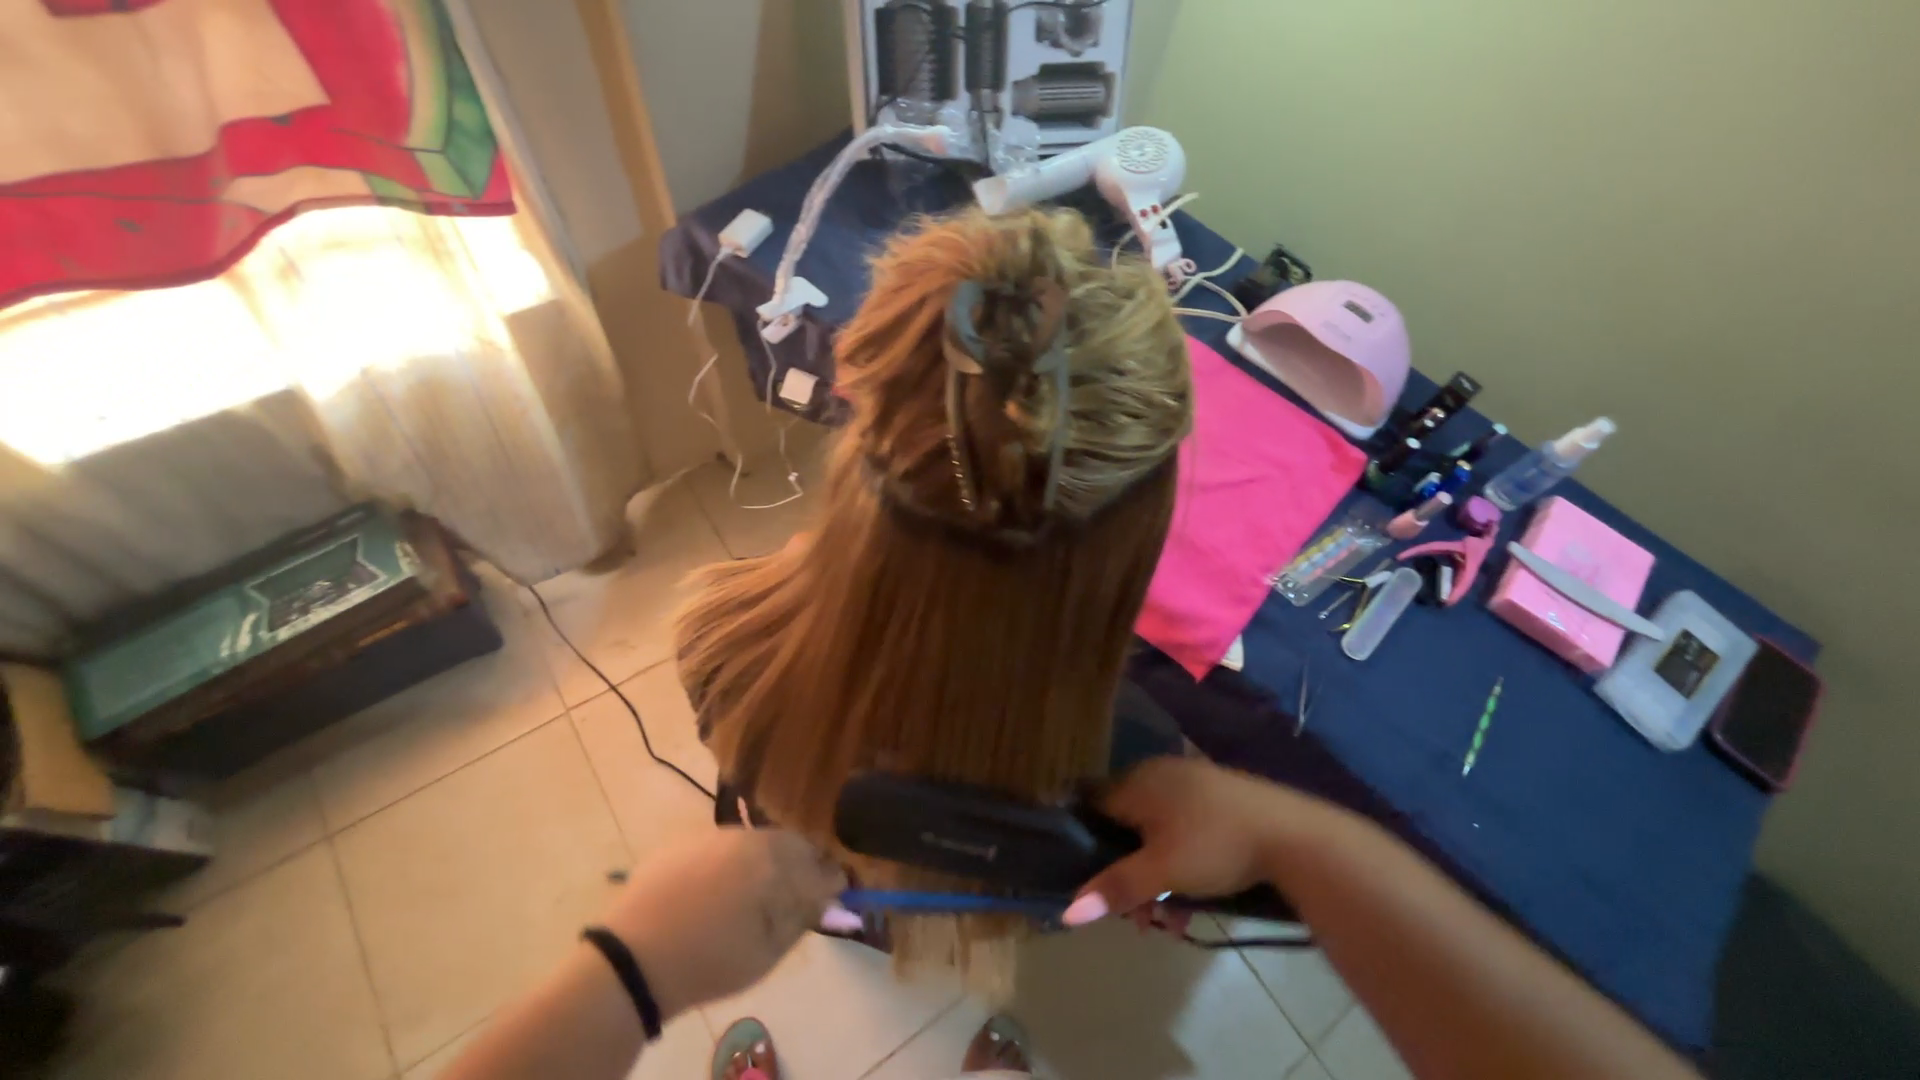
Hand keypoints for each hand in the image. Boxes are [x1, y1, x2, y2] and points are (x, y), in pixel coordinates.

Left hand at [598, 829, 845, 1017]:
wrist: (633, 959)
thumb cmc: (710, 961)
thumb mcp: (767, 953)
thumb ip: (802, 918)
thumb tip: (827, 897)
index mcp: (774, 863)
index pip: (819, 867)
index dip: (830, 881)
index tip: (832, 895)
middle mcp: (747, 838)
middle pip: (789, 844)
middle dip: (800, 865)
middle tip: (795, 894)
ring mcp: (712, 836)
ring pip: (754, 841)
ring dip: (764, 860)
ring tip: (753, 893)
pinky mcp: (682, 842)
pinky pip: (720, 846)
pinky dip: (729, 862)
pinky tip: (716, 890)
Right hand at [1064, 757, 1336, 924]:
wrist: (1294, 835)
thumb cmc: (1214, 846)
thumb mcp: (1161, 872)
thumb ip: (1115, 888)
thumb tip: (1067, 912)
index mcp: (1137, 781)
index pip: (1091, 803)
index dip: (1083, 841)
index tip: (1088, 880)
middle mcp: (1158, 774)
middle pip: (1124, 826)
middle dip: (1126, 876)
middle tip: (1138, 919)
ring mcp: (1191, 784)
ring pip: (1156, 835)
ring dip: (1156, 881)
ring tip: (1170, 922)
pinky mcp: (1218, 799)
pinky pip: (1183, 832)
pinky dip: (1181, 866)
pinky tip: (1194, 904)